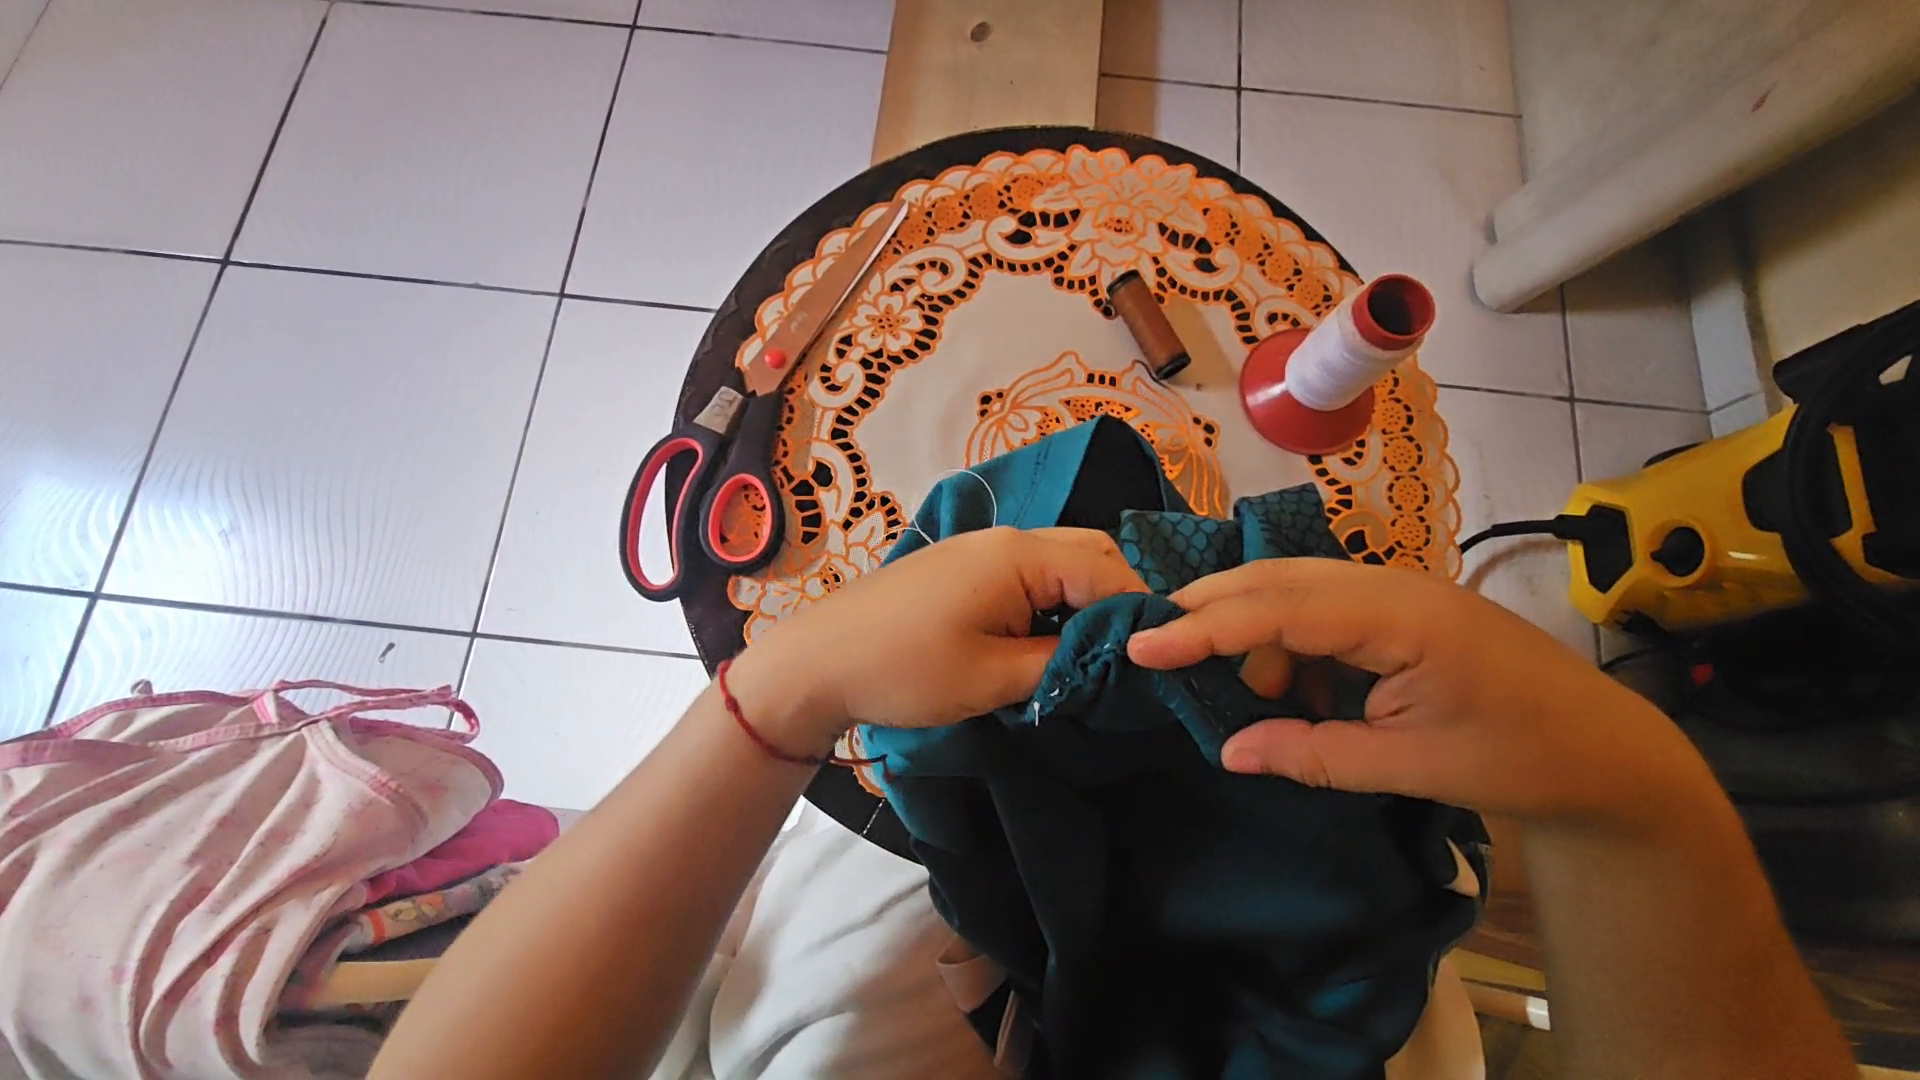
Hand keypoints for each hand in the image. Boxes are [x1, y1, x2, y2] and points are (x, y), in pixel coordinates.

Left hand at [730, 527, 1146, 754]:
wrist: (819, 660)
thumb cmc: (905, 669)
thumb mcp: (991, 678)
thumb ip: (1060, 664)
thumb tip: (1107, 659)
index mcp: (1020, 556)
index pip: (1108, 570)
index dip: (1140, 611)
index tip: (1159, 657)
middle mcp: (1007, 539)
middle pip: (1089, 553)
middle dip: (1117, 598)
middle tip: (1128, 654)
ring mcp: (982, 549)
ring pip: (1059, 562)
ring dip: (1084, 600)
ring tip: (1095, 652)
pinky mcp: (964, 568)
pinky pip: (1029, 573)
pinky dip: (1052, 601)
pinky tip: (1050, 639)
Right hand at [1125, 558, 1719, 830]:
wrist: (1613, 752)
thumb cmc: (1522, 759)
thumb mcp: (1409, 766)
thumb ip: (1312, 754)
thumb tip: (1226, 751)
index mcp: (1400, 616)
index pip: (1276, 608)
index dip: (1202, 626)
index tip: (1143, 646)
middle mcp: (1389, 583)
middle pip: (1272, 578)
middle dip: (1209, 611)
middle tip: (1159, 650)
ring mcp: (1393, 587)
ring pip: (1288, 587)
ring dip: (1250, 632)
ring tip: (1246, 694)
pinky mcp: (1393, 604)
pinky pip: (1315, 606)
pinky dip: (1284, 641)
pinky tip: (1289, 686)